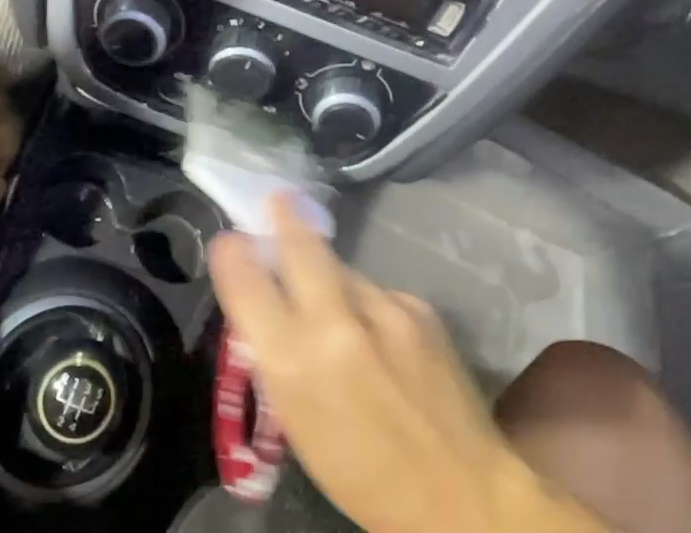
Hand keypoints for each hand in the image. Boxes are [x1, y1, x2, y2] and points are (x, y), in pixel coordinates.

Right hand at [209, 197, 561, 532]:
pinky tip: (378, 334)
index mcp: (294, 362)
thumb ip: (279, 357)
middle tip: (277, 199)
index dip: (233, 255)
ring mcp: (385, 310)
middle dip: (284, 218)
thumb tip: (266, 308)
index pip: (247, 283)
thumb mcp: (298, 422)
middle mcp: (336, 324)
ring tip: (334, 305)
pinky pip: (379, 292)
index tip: (229, 239)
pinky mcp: (420, 308)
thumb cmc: (361, 473)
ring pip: (343, 270)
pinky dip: (369, 303)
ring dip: (330, 276)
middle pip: (301, 247)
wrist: (461, 491)